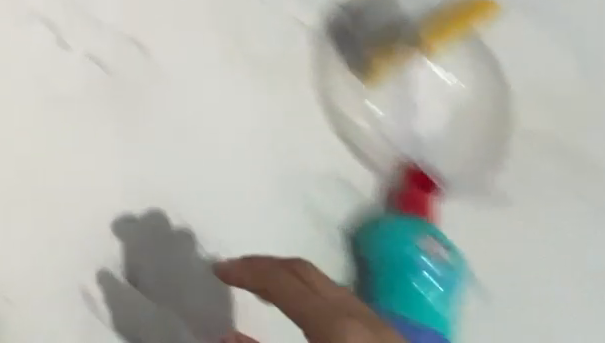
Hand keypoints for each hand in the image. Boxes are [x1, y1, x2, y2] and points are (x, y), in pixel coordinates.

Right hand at [214, 257, 404, 342]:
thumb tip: (227, 337)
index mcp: (336, 326)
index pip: (281, 279)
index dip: (245, 270)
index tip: (217, 271)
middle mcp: (362, 318)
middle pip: (306, 273)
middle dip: (268, 268)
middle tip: (237, 274)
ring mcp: (387, 332)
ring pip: (331, 289)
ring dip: (294, 284)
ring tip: (268, 295)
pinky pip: (351, 309)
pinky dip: (320, 303)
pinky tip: (313, 324)